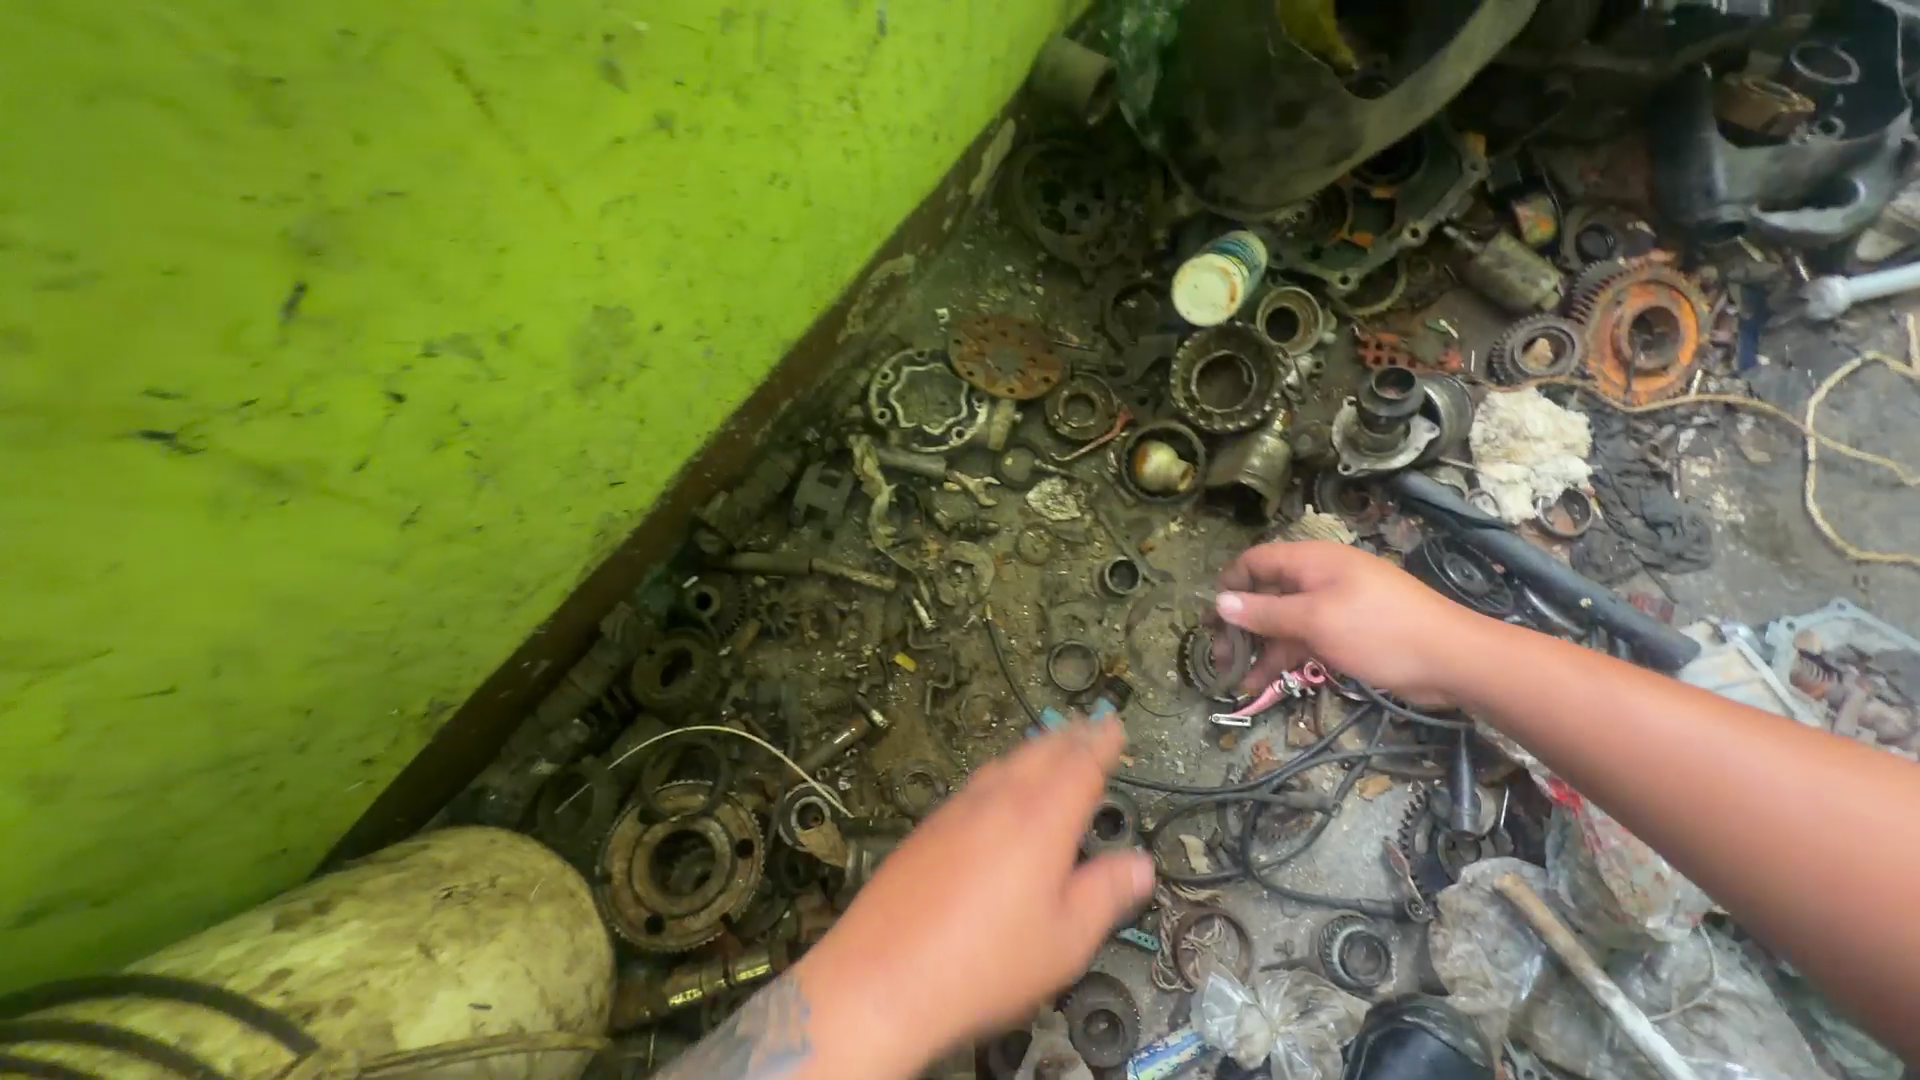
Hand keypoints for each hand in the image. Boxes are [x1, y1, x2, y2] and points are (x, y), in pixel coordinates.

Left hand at [790, 720, 1153, 1074]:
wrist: (882, 977)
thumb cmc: (986, 965)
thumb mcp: (1065, 941)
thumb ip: (1106, 894)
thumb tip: (1140, 865)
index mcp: (1040, 819)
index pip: (1080, 766)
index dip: (1101, 743)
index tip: (1115, 727)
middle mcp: (998, 801)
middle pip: (1040, 753)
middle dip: (1070, 737)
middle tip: (1090, 728)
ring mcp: (957, 810)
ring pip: (1005, 763)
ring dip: (1035, 750)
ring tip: (1051, 748)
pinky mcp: (928, 828)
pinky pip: (977, 783)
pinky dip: (1002, 773)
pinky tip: (998, 790)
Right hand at [1214, 540, 1491, 703]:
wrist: (1453, 660)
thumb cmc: (1379, 630)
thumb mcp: (1315, 621)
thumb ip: (1265, 612)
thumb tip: (1220, 602)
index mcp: (1311, 561)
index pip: (1255, 561)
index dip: (1230, 586)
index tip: (1212, 619)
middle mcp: (1318, 578)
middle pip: (1265, 594)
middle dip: (1240, 624)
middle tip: (1220, 656)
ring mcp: (1332, 606)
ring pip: (1282, 622)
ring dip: (1258, 648)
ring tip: (1236, 679)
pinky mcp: (1345, 633)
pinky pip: (1303, 640)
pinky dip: (1283, 659)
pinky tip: (1264, 683)